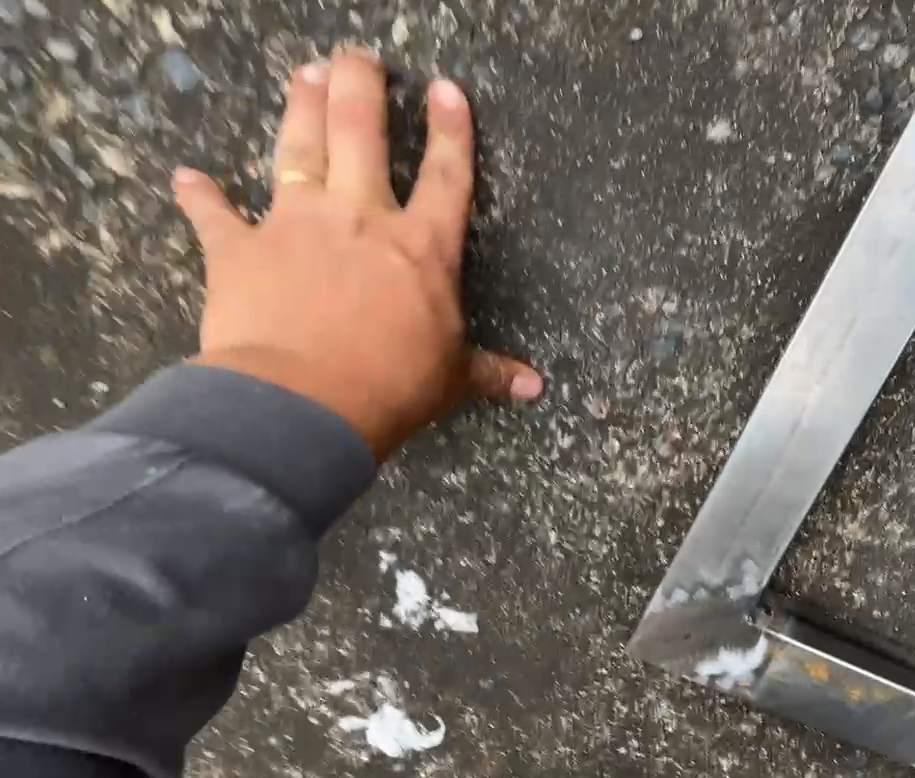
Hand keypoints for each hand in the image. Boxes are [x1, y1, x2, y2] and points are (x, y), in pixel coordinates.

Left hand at [171, 47, 541, 459]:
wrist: (306, 398)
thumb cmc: (396, 384)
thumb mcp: (455, 378)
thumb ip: (492, 371)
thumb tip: (537, 388)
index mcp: (423, 250)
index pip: (446, 179)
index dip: (450, 133)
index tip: (446, 90)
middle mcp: (361, 220)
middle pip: (361, 136)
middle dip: (361, 89)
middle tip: (358, 56)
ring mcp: (296, 225)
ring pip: (297, 150)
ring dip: (300, 108)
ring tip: (303, 73)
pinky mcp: (238, 247)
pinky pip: (215, 214)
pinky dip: (202, 196)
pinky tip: (189, 178)